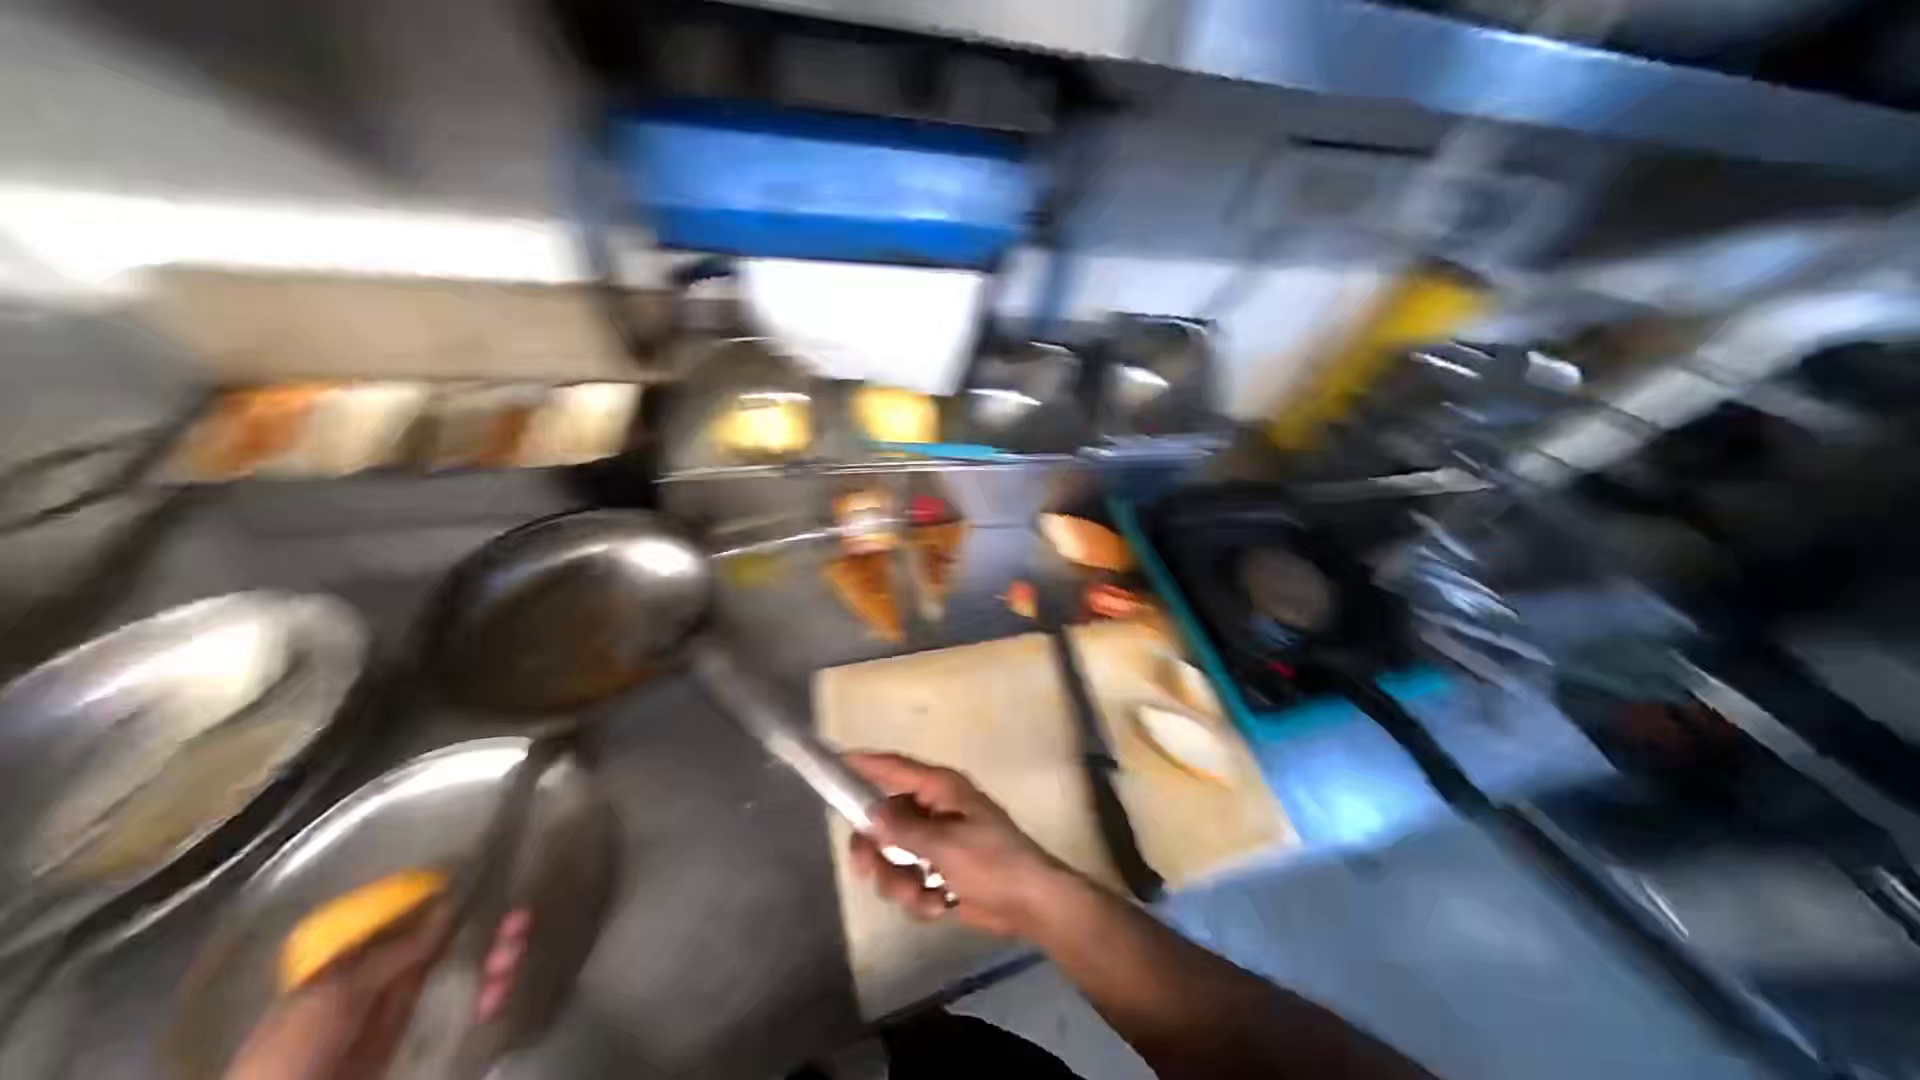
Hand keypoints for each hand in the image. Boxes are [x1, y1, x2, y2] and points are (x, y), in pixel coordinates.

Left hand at [222, 906, 533, 1079]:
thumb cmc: (293, 1057)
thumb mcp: (333, 995)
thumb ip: (394, 951)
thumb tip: (448, 905)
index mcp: (353, 973)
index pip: (409, 931)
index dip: (450, 909)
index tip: (485, 888)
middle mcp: (383, 994)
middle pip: (447, 952)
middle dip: (486, 933)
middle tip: (520, 917)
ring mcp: (405, 1026)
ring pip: (463, 981)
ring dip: (496, 961)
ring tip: (518, 947)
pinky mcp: (426, 1054)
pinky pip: (467, 1019)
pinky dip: (492, 1000)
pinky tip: (503, 989)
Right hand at [845, 751, 1089, 938]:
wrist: (1030, 904)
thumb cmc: (993, 862)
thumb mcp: (947, 844)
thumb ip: (905, 829)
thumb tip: (872, 812)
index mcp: (940, 790)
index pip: (895, 768)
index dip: (865, 764)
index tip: (836, 761)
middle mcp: (933, 811)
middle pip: (882, 822)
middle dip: (877, 853)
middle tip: (872, 870)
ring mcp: (934, 843)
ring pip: (891, 858)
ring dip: (900, 884)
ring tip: (924, 896)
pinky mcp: (937, 873)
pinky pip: (907, 882)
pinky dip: (917, 899)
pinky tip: (938, 906)